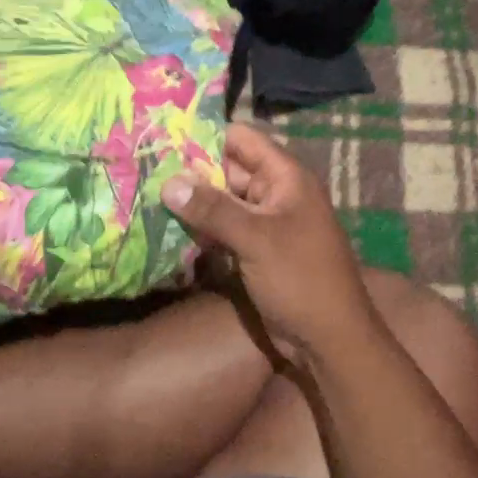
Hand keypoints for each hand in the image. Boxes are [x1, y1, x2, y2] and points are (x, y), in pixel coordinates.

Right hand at [162, 125, 377, 364]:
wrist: (329, 341)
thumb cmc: (300, 279)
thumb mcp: (255, 239)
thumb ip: (212, 208)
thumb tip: (168, 182)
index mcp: (285, 177)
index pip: (242, 139)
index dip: (206, 136)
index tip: (165, 139)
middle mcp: (275, 192)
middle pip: (227, 168)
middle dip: (191, 171)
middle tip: (147, 170)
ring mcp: (265, 222)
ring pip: (222, 200)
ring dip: (193, 202)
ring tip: (148, 196)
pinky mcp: (254, 249)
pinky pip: (223, 228)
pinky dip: (201, 228)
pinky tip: (168, 229)